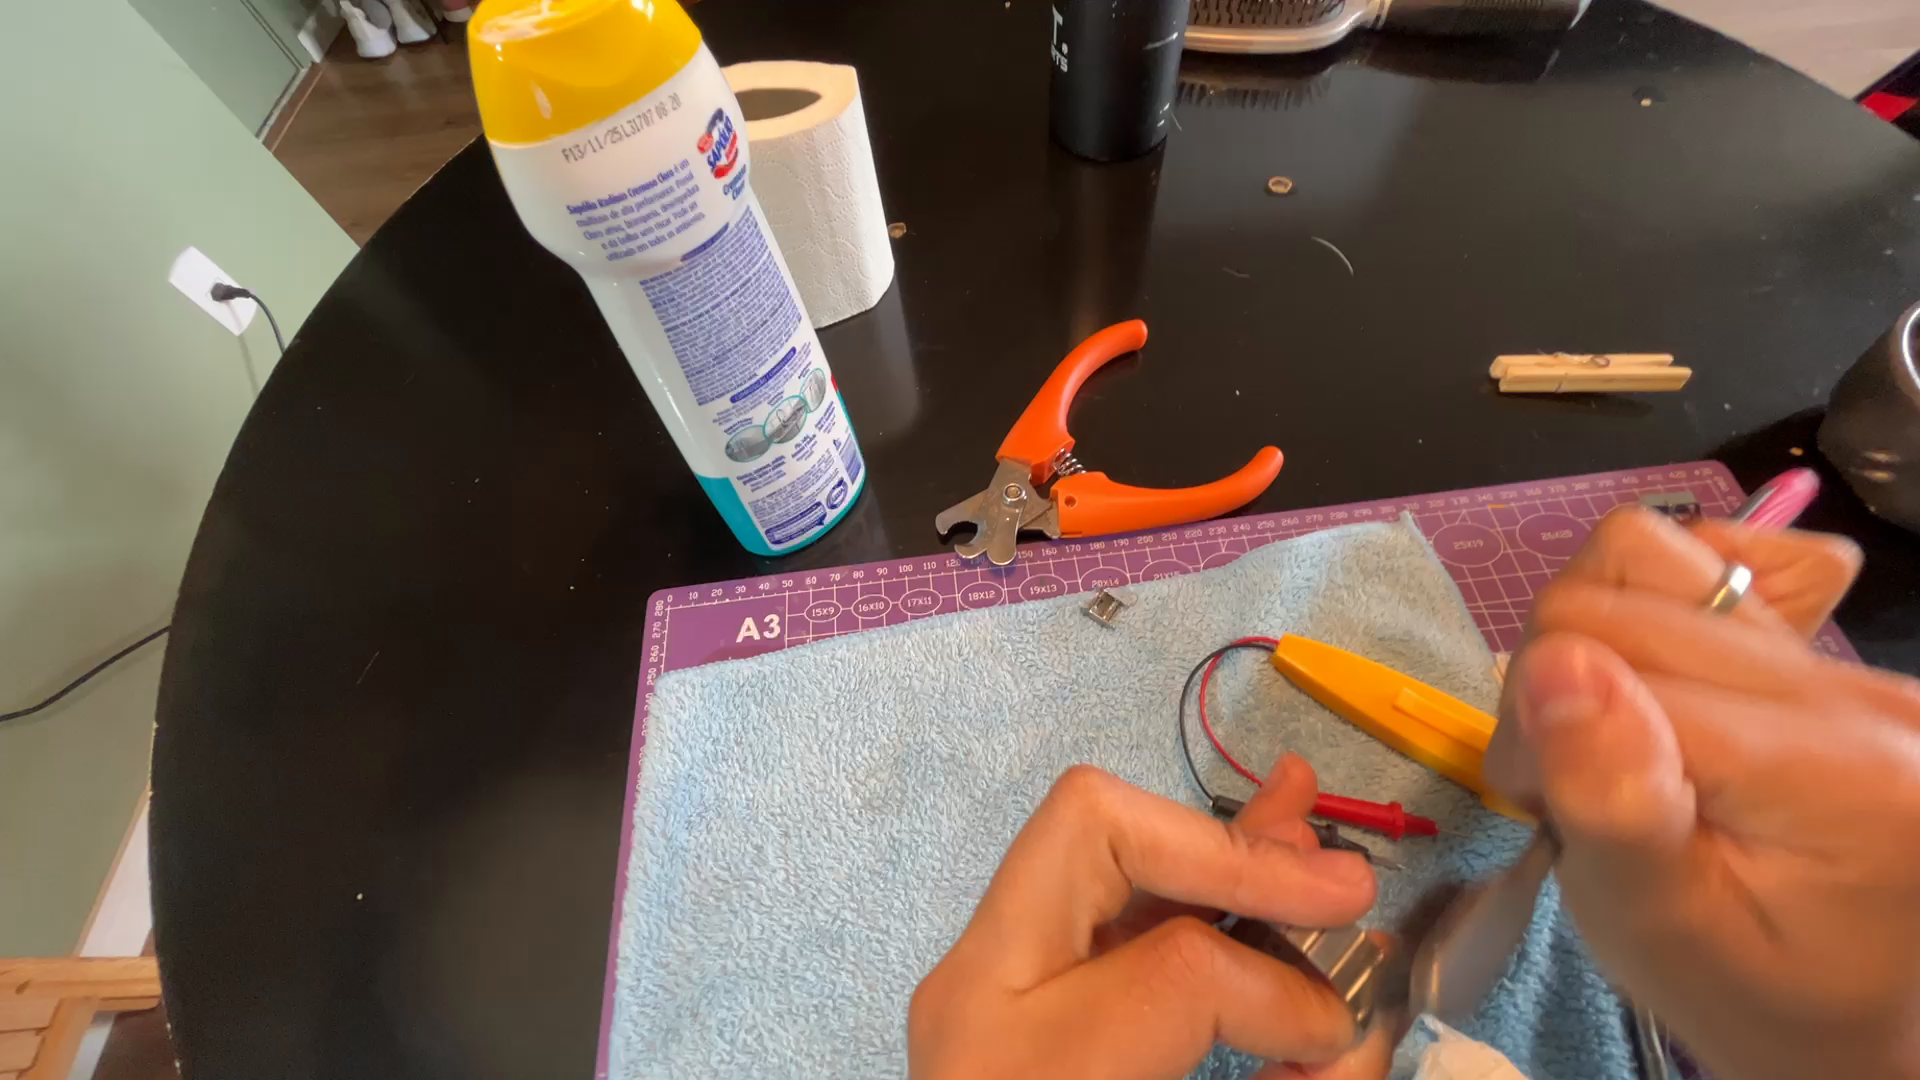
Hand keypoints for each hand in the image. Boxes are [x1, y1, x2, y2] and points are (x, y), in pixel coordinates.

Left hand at [908, 757, 1377, 1079]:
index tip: (1335, 1040)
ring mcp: (988, 969)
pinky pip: (1100, 890)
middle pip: (1087, 828)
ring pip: (1092, 836)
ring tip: (1305, 822)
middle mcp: (982, 985)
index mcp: (1019, 1064)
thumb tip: (1337, 1018)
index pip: (1165, 972)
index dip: (1274, 992)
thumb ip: (1253, 1058)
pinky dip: (1179, 868)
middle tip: (1344, 884)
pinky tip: (1248, 837)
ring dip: (1210, 842)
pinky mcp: (1011, 971)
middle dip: (1225, 848)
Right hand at [1484, 507, 1919, 1079]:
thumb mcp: (1648, 918)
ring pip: (1638, 562)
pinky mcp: (1823, 647)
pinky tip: (1649, 663)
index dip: (1537, 728)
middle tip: (1566, 769)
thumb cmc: (1736, 982)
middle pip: (1609, 604)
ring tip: (1599, 718)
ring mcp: (1850, 659)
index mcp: (1833, 769)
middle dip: (1548, 680)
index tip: (1543, 804)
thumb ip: (1606, 796)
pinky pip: (1701, 556)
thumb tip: (1555, 663)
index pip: (1602, 666)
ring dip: (1580, 636)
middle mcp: (1860, 691)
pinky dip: (1643, 592)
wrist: (1842, 1005)